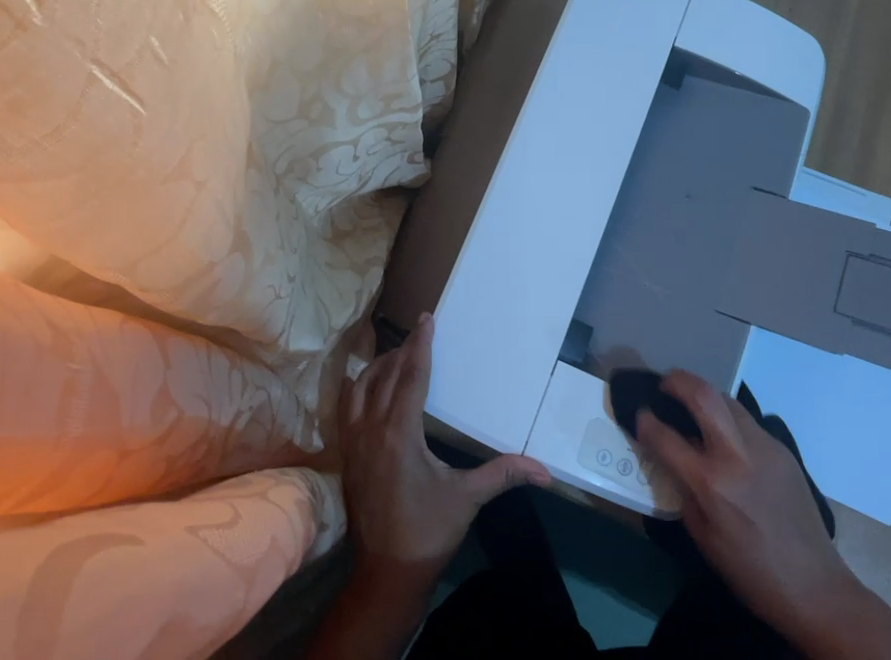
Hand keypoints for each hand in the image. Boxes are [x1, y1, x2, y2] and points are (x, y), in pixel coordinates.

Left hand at [339, 314, 549, 577]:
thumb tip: (545, 470)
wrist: (385, 571)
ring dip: (377, 367)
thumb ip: (503, 475)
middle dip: (401, 351)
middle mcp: (371, 429)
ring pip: (359, 388)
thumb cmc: (427, 531)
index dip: (420, 346)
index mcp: (399, 433)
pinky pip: (345, 408)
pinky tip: (364, 386)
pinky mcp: (346, 455)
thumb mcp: (467, 499)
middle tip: (418, 334)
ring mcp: (353, 442)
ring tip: (395, 356)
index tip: (426, 319)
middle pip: (383, 376)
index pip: (411, 377)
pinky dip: (355, 388)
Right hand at [632, 371, 857, 630]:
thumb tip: (675, 461)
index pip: (665, 436)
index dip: (645, 421)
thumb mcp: (701, 535)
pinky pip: (748, 423)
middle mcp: (738, 455)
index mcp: (711, 482)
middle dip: (677, 382)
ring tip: (691, 406)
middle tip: (664, 385)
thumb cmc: (749, 570)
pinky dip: (728, 419)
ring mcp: (765, 448)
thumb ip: (684, 490)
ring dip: (705, 396)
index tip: (638, 414)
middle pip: (703, 395)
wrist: (815, 586)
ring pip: (729, 401)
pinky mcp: (784, 451)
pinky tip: (724, 437)